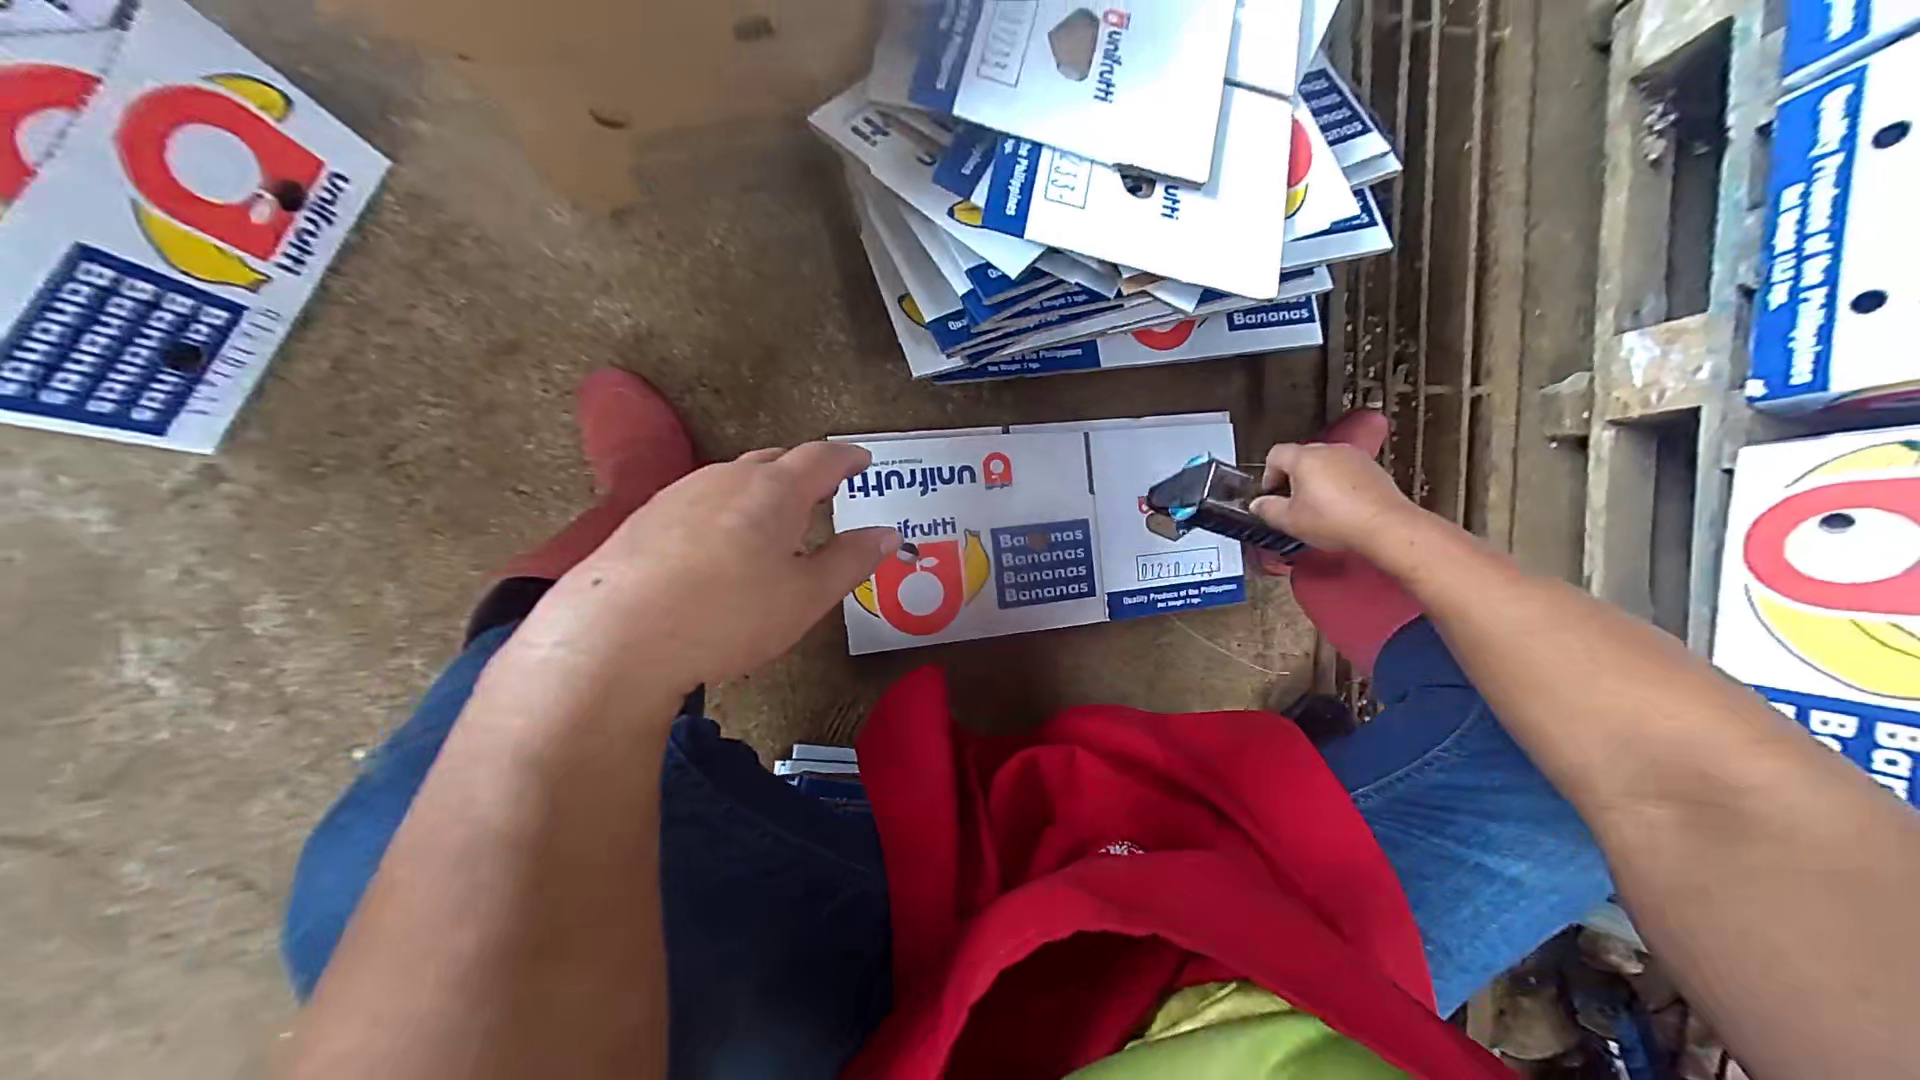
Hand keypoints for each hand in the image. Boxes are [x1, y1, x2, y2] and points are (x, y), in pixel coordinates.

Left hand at [516, 442, 898, 692]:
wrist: (615, 637)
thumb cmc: (728, 615)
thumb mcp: (806, 597)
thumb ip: (851, 560)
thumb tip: (887, 535)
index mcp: (775, 491)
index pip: (822, 457)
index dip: (847, 457)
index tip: (861, 460)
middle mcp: (727, 478)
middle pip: (776, 461)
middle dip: (805, 471)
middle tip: (824, 490)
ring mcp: (681, 493)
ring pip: (735, 479)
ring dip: (762, 490)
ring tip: (775, 519)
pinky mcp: (647, 517)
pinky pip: (701, 500)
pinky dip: (726, 510)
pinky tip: (719, 546)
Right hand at [1249, 441, 1419, 553]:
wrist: (1386, 526)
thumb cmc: (1337, 520)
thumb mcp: (1289, 521)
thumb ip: (1267, 509)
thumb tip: (1259, 505)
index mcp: (1304, 458)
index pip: (1275, 454)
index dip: (1268, 474)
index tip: (1271, 493)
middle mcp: (1329, 450)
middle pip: (1300, 457)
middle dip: (1293, 478)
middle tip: (1293, 504)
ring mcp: (1354, 457)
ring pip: (1325, 464)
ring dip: (1317, 482)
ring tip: (1319, 509)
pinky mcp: (1373, 469)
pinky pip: (1346, 472)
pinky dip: (1340, 486)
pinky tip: (1341, 509)